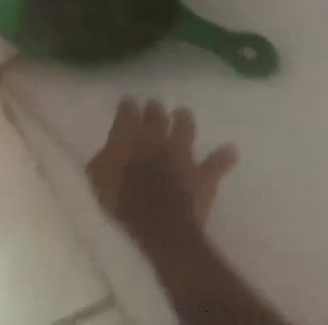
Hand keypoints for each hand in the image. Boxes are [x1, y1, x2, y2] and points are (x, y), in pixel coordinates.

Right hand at [86, 99, 236, 249]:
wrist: (160, 224)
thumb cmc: (122, 200)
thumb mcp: (97, 178)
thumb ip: (102, 159)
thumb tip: (105, 152)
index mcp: (127, 136)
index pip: (127, 111)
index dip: (127, 106)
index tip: (127, 102)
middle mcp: (156, 138)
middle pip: (156, 115)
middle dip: (154, 108)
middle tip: (154, 104)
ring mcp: (182, 155)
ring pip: (185, 129)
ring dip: (184, 120)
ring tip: (183, 113)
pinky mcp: (203, 175)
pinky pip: (217, 163)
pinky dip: (224, 156)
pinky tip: (231, 150)